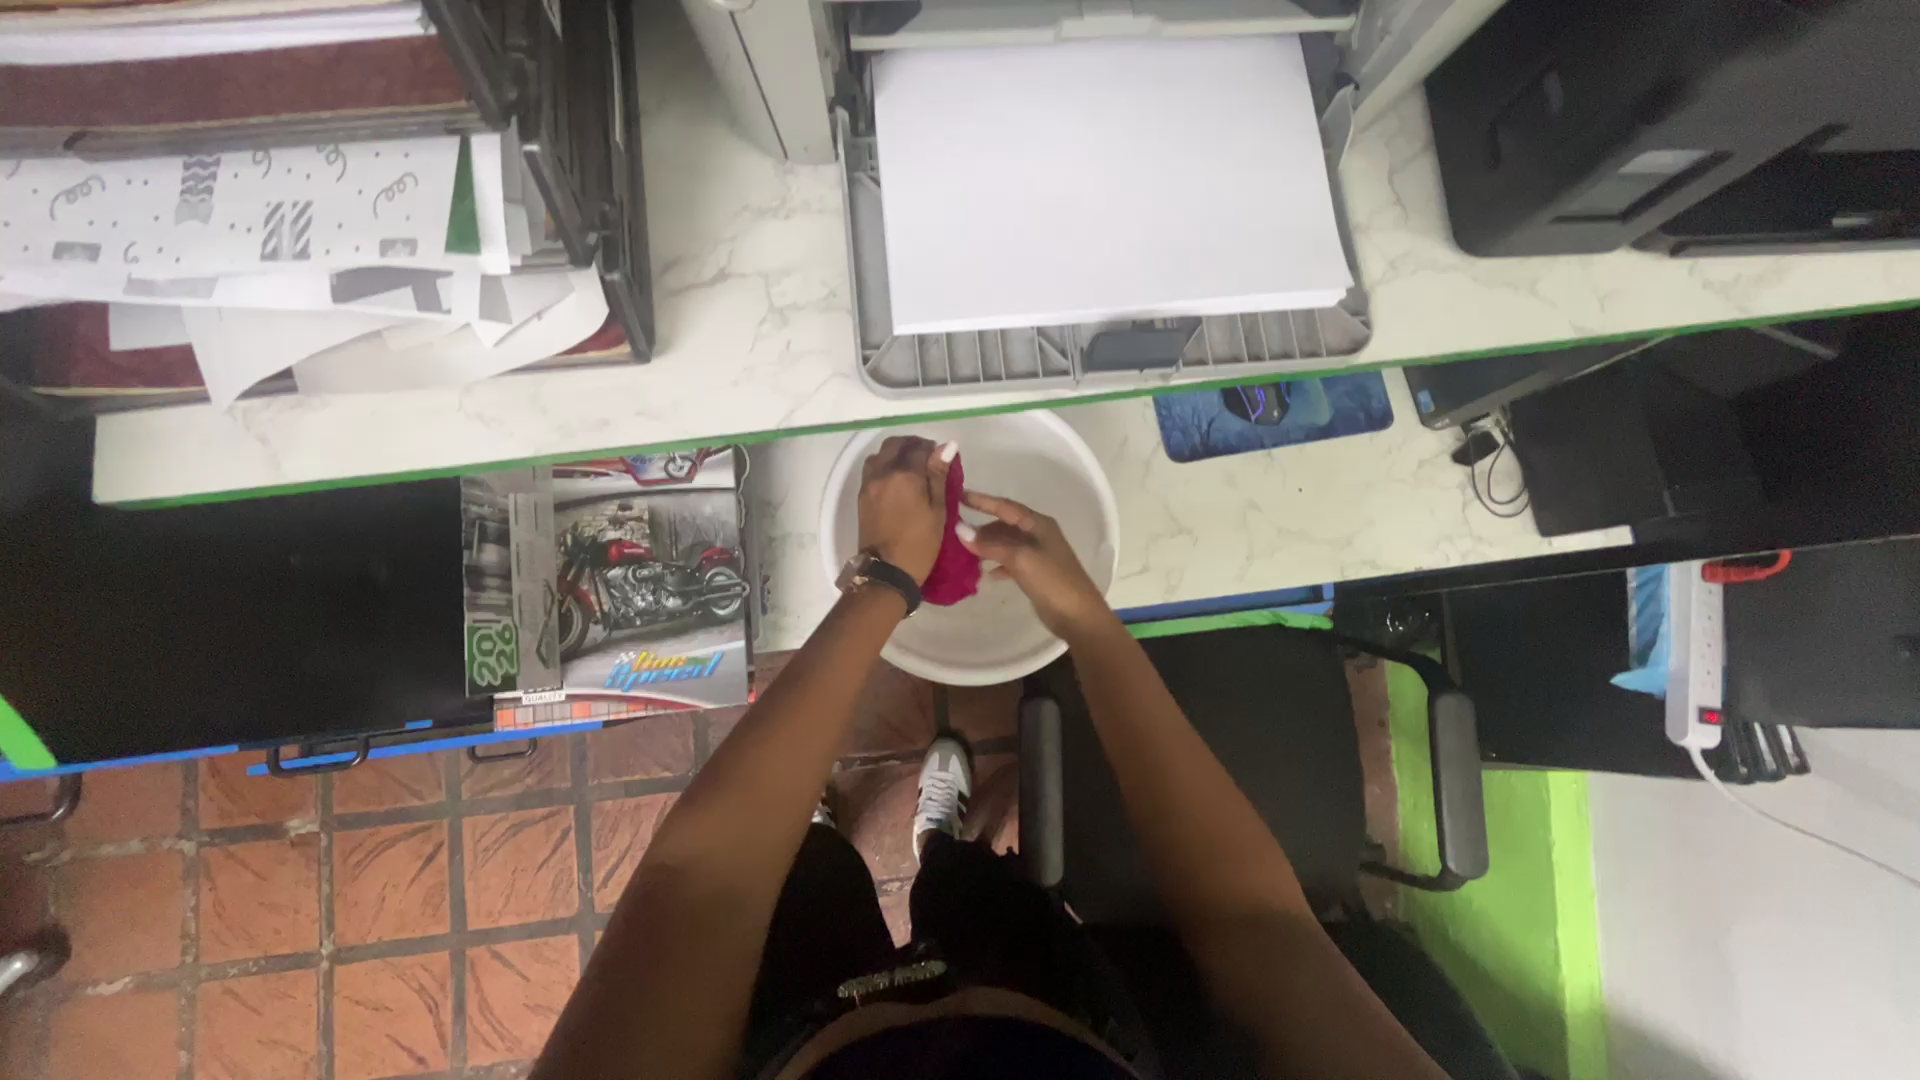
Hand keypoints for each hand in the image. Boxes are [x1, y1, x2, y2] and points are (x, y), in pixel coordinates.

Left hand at [856, 436, 953, 583]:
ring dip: (894, 454)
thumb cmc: (920, 543)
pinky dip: (883, 467)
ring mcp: (868, 484)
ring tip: (909, 469)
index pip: (918, 448)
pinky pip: (871, 470)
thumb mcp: (937, 510)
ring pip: (879, 455)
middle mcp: (882, 473)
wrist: (887, 571)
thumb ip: (938, 475)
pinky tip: (896, 481)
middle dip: (911, 445)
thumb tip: (946, 446)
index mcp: (904, 475)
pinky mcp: (861, 496)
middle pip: (895, 445)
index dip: (931, 449)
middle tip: (926, 459)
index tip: (940, 459)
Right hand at [955, 490, 1113, 638]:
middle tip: (955, 531)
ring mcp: (1038, 554)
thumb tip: (960, 529)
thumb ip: (991, 544)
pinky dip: (998, 564)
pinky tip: (986, 574)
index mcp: (1038, 524)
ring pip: (1007, 544)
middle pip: (1005, 525)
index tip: (958, 495)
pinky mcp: (1036, 573)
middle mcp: (1039, 534)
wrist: (1078, 616)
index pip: (1005, 506)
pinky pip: (1011, 562)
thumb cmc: (1052, 581)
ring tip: (965, 553)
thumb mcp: (1020, 559)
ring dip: (988, 546)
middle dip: (982, 527)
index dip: (982, 500)